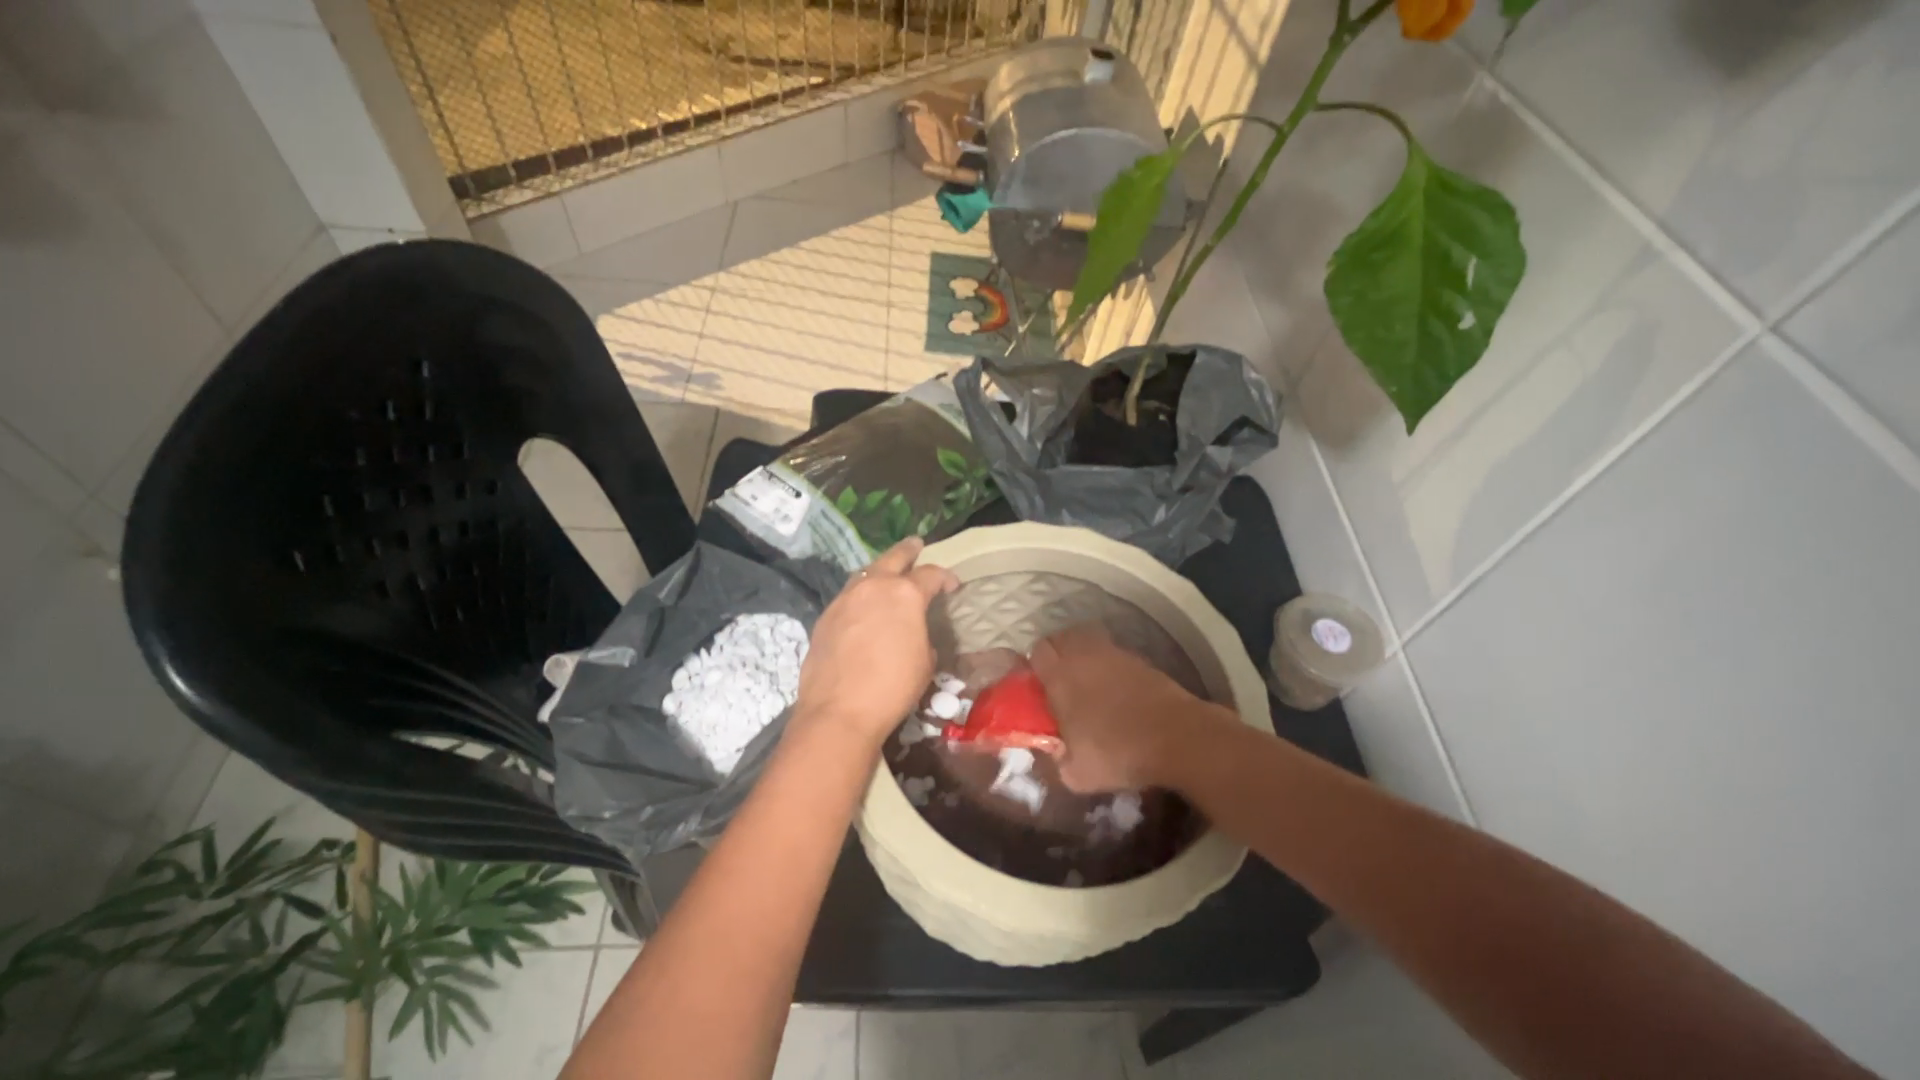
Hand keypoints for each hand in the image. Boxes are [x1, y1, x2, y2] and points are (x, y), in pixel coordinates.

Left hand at [794, 538, 957, 747]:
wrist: (839, 710)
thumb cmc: (893, 687)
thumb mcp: (924, 663)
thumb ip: (922, 638)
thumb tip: (913, 635)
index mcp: (905, 594)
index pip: (931, 575)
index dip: (945, 578)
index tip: (952, 584)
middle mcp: (873, 587)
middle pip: (893, 558)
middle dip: (908, 551)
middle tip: (916, 544)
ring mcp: (844, 600)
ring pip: (865, 574)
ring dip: (879, 571)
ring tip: (886, 574)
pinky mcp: (825, 617)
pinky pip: (848, 597)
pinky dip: (860, 595)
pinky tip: (863, 607)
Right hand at [1029, 624, 1232, 792]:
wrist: (1179, 739)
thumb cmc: (1118, 754)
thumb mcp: (1075, 774)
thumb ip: (1052, 760)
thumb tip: (1048, 753)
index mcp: (1061, 677)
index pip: (1037, 651)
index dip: (1033, 666)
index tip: (1037, 688)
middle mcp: (1085, 656)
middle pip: (1062, 637)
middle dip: (1056, 655)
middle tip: (1059, 683)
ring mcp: (1117, 655)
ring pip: (1090, 642)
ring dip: (1084, 656)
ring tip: (1088, 685)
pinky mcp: (1142, 662)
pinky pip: (1115, 655)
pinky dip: (1110, 666)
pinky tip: (1116, 691)